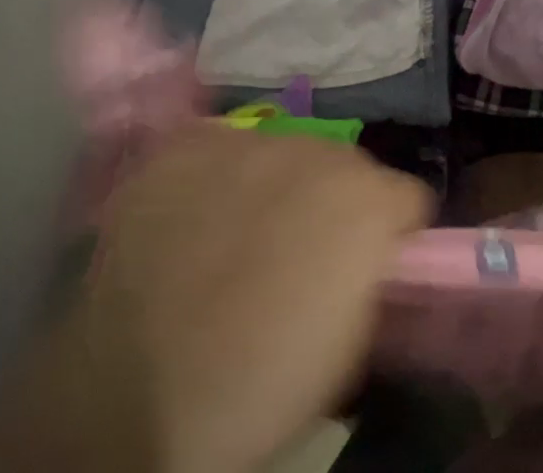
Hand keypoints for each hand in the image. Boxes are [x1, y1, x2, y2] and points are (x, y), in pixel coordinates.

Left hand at [0, 96, 431, 472]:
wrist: (134, 400)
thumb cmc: (262, 386)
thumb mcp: (354, 344)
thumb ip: (374, 278)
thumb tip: (371, 259)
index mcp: (368, 200)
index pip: (407, 196)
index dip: (390, 236)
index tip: (366, 267)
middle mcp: (314, 151)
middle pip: (346, 165)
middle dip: (333, 203)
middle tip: (300, 255)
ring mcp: (242, 143)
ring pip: (283, 151)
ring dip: (275, 186)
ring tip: (238, 237)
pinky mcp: (180, 148)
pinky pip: (219, 150)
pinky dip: (217, 178)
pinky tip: (196, 220)